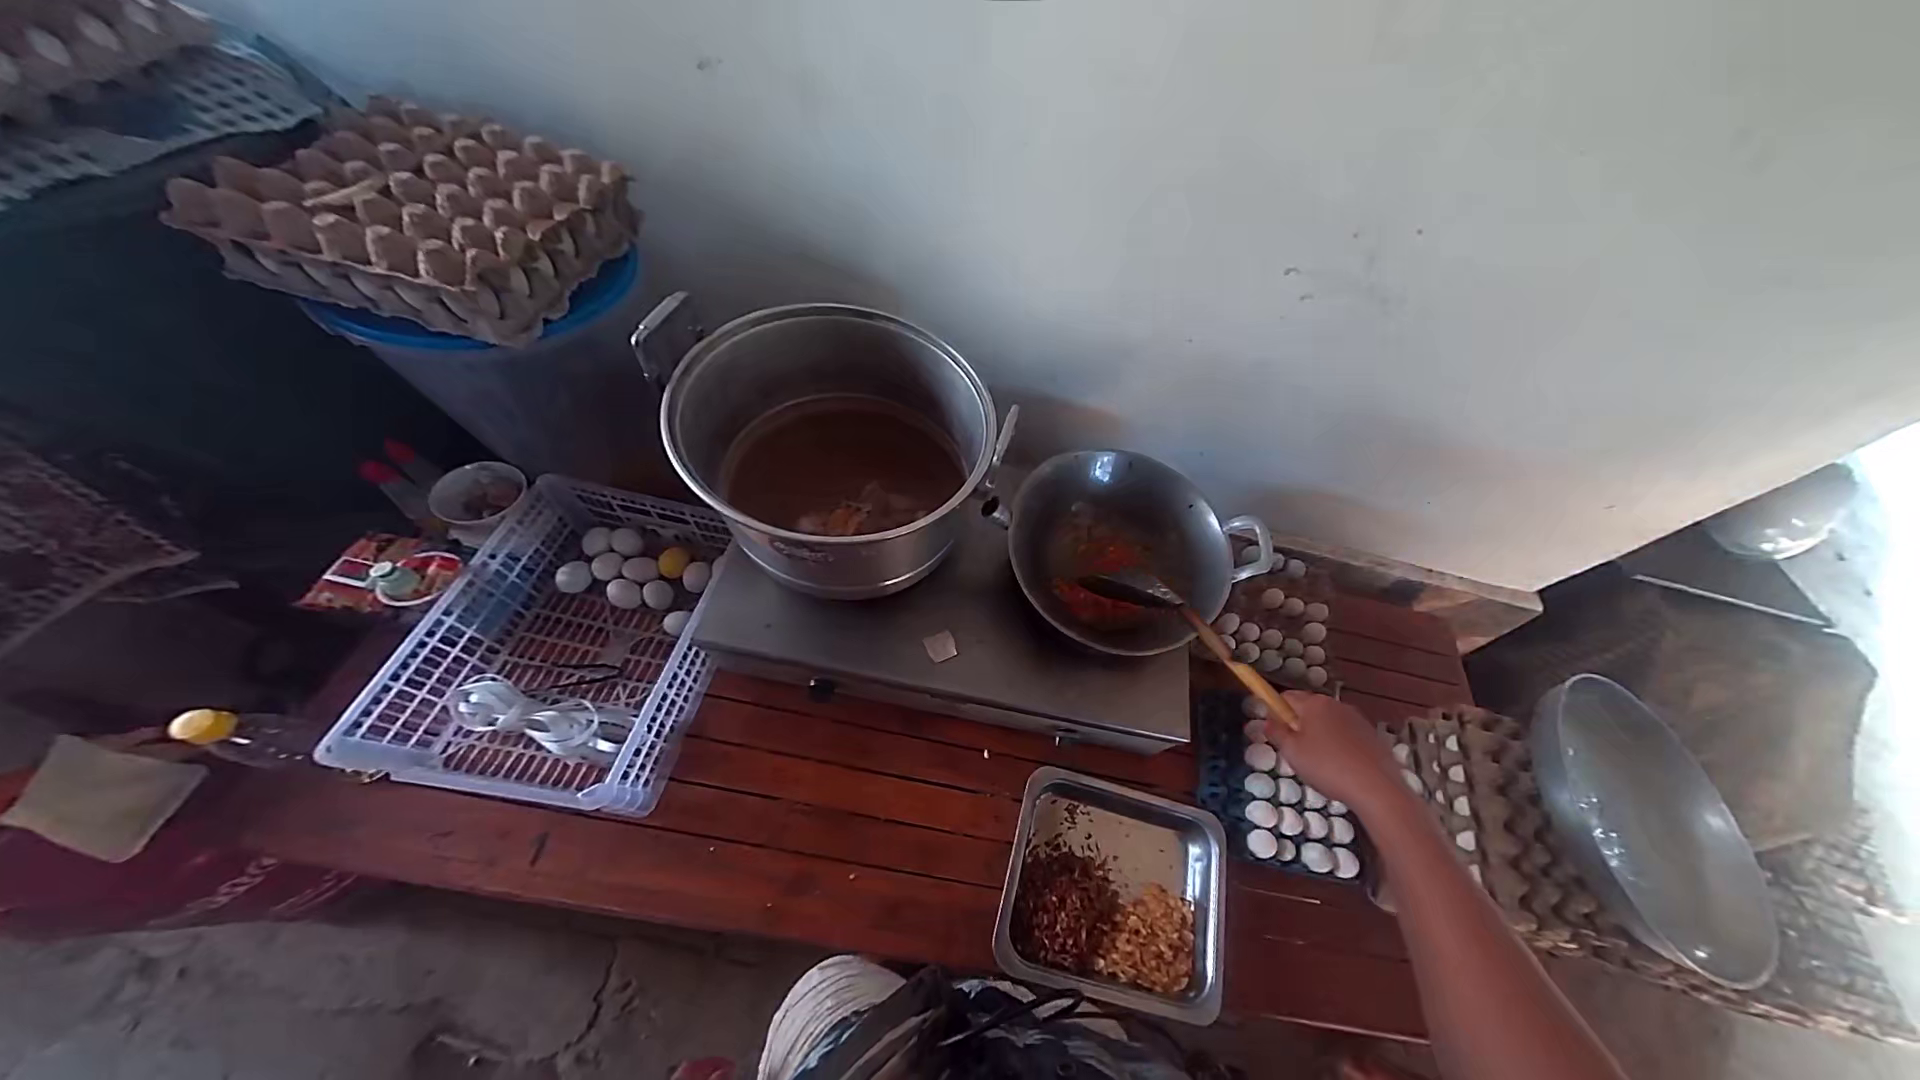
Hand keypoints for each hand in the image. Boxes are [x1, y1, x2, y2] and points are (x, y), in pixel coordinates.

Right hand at [1269, 691, 1407, 816]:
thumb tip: (1268, 721)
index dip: (1275, 711)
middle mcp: (1336, 704)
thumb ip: (1276, 732)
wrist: (1378, 789)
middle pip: (1308, 707)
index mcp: (1314, 703)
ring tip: (1320, 761)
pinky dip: (1339, 744)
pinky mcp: (1373, 735)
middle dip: (1298, 723)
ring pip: (1328, 721)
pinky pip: (1346, 733)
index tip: (1275, 731)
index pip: (1285, 697)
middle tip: (1295, 749)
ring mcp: (1357, 719)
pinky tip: (1341, 766)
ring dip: (1319, 734)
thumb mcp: (1291, 752)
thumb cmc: (1327, 767)